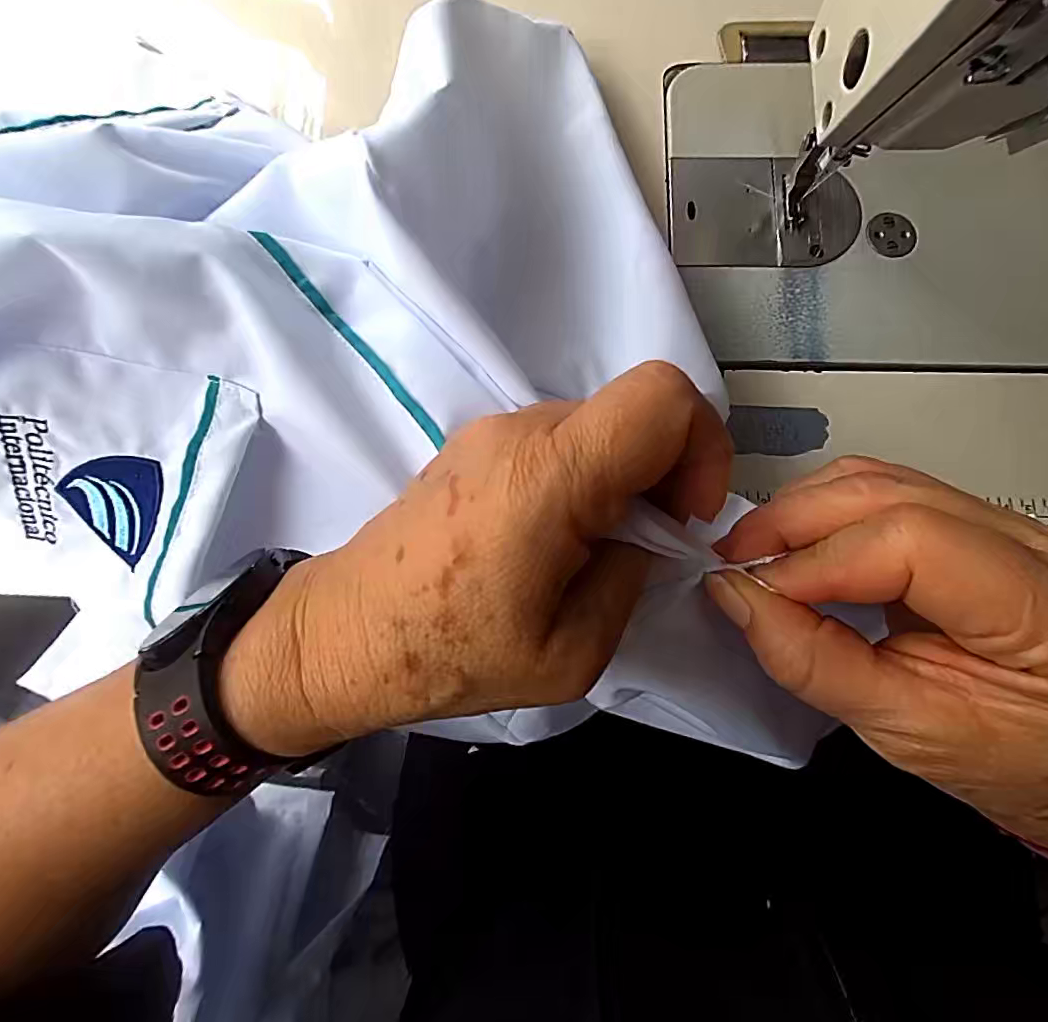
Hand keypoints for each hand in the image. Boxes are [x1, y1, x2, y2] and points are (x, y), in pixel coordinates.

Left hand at [221, 361, 732, 756]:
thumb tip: (644, 535)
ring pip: (589, 432)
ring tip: (577, 556)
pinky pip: (546, 446)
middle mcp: (515, 433)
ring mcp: (484, 434)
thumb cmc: (447, 652)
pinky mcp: (465, 449)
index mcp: (547, 475)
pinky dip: (569, 483)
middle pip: (628, 416)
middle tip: (630, 551)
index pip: (662, 396)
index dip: (700, 447)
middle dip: (656, 478)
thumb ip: (630, 577)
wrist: (347, 631)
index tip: (679, 517)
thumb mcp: (570, 652)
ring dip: (609, 484)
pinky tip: (538, 542)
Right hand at [707, 457, 1047, 857]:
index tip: (750, 588)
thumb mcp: (902, 732)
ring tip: (760, 553)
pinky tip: (802, 545)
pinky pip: (895, 491)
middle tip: (734, 560)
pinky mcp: (996, 526)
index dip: (815, 560)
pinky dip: (828, 511)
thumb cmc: (1011, 770)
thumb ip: (810, 660)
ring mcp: (1031, 530)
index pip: (914, 541)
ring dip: (804, 509)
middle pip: (894, 493)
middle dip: (793, 520)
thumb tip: (732, 592)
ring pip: (887, 480)